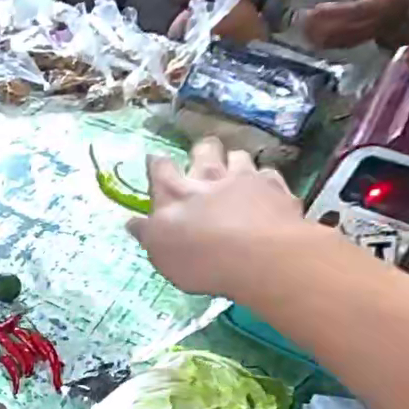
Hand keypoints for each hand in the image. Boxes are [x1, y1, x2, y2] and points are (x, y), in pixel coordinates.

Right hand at [126, 137, 317, 300]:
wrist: (260, 258)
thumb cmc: (200, 259)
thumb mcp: (160, 253)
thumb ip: (147, 233)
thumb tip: (132, 222)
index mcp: (174, 193)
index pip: (159, 167)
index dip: (156, 163)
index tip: (155, 161)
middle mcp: (208, 177)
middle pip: (204, 149)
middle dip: (200, 151)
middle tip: (200, 161)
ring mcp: (245, 178)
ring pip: (238, 155)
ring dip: (233, 162)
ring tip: (233, 173)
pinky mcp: (276, 188)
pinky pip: (268, 174)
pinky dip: (263, 180)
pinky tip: (263, 192)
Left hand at [299, 0, 408, 49]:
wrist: (399, 19)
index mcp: (375, 7)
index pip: (350, 12)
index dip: (330, 12)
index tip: (314, 9)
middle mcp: (365, 25)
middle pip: (336, 29)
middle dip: (316, 25)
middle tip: (301, 18)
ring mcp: (356, 37)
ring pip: (331, 40)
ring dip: (313, 35)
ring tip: (301, 26)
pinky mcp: (349, 45)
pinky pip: (331, 46)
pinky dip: (317, 41)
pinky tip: (308, 34)